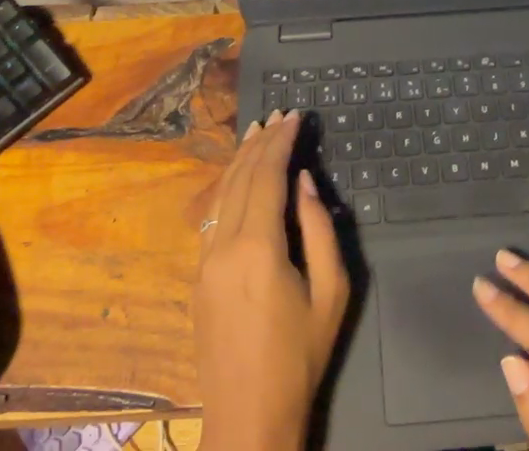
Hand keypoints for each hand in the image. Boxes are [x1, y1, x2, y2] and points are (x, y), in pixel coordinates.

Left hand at [196, 110, 348, 450]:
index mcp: (258, 248)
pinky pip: (212, 215)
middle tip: (281, 115)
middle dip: (261, 142)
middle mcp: (224, 245)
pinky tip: (237, 175)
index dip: (281, 142)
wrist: (248, 414)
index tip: (296, 115)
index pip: (268, 177)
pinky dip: (226, 186)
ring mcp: (204, 259)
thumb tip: (304, 182)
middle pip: (241, 178)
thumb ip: (319, 231)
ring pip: (220, 193)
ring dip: (240, 159)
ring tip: (257, 131)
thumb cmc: (300, 357)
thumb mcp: (330, 293)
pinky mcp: (197, 274)